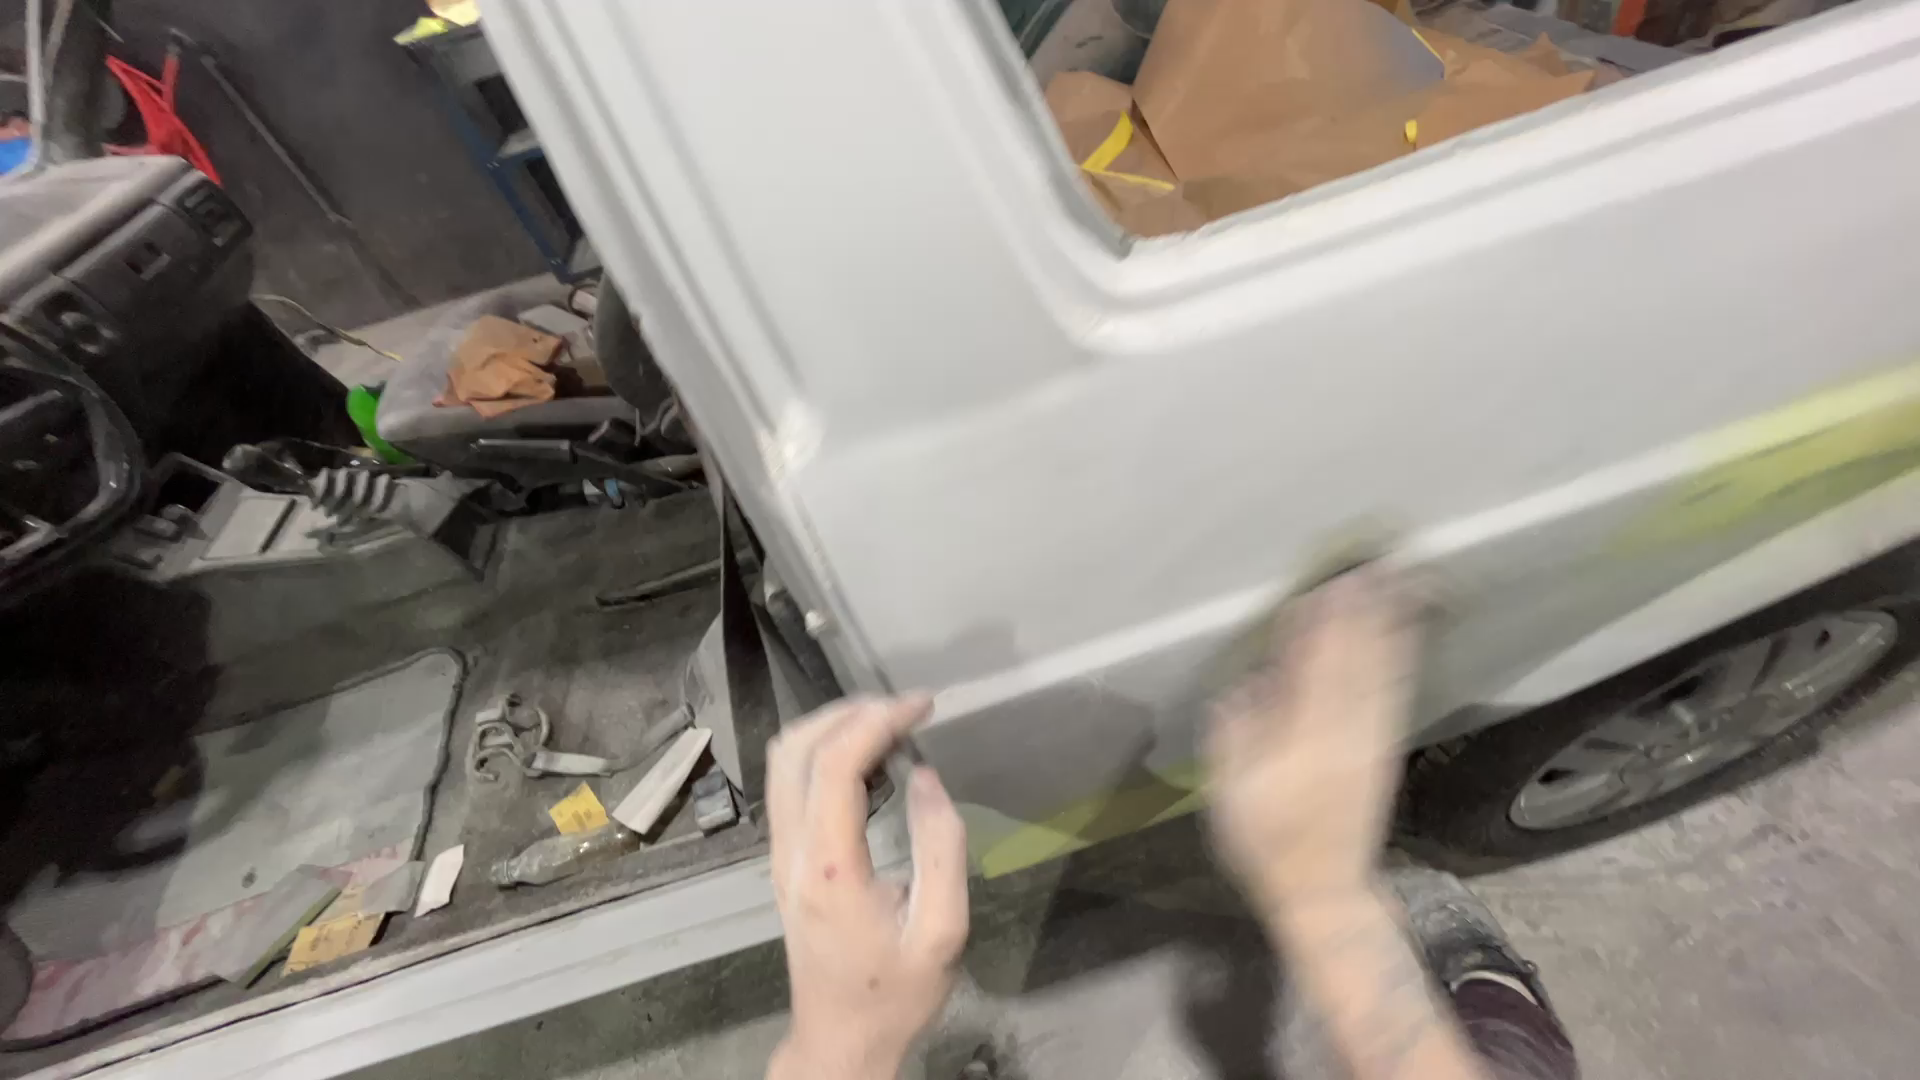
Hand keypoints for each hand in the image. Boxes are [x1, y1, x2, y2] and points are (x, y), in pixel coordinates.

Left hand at [766, 696, 969, 1079]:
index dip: (879, 719)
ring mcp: (780, 850)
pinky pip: (788, 779)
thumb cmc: (894, 992)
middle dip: (852, 711)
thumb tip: (926, 777)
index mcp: (830, 866)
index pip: (838, 764)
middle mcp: (792, 849)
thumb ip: (942, 848)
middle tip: (905, 707)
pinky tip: (865, 755)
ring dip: (832, 724)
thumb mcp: (942, 931)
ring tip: (886, 720)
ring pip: (784, 758)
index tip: (922, 704)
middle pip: (798, 748)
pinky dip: (823, 747)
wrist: (839, 1040)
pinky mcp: (783, 854)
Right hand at [1206, 566, 1416, 908]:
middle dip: (1366, 612)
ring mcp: (1371, 742)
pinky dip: (1401, 660)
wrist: (1324, 890)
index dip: (1324, 625)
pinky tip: (1405, 636)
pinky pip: (1395, 696)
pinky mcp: (1384, 751)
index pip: (1313, 670)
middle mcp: (1343, 735)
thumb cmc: (1263, 839)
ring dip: (1391, 627)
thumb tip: (1248, 683)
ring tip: (1402, 585)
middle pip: (1356, 663)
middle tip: (1379, 565)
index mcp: (1301, 742)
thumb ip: (1235, 734)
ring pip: (1383, 674)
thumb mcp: (1228, 792)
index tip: (1330, 583)